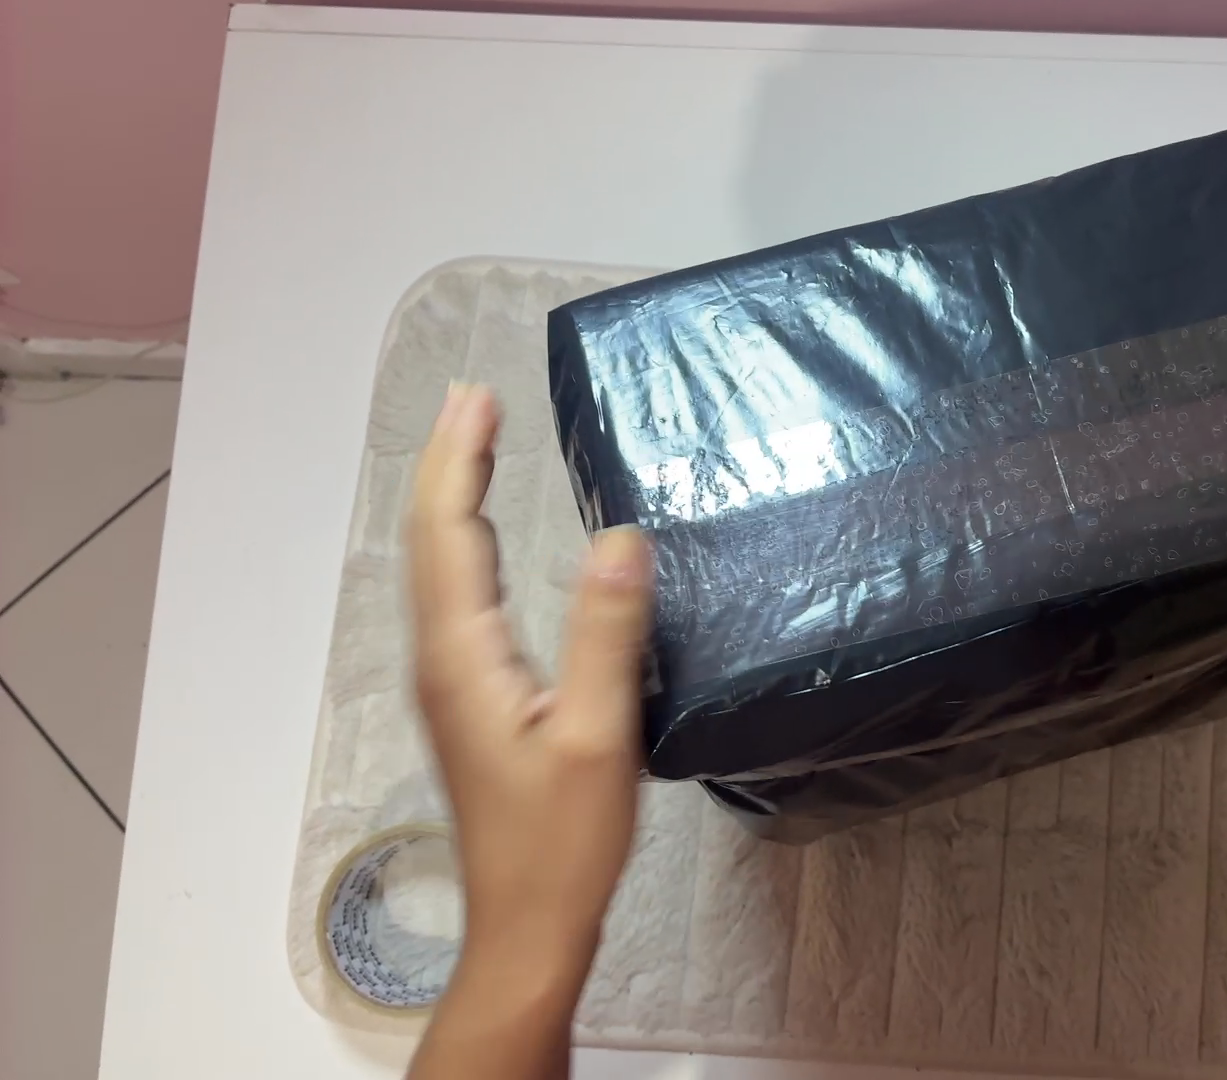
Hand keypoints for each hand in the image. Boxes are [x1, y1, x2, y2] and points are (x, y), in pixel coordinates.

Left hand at [407, 382, 653, 977]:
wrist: (530, 917)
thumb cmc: (564, 835)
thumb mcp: (597, 733)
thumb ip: (607, 634)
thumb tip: (621, 536)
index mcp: (465, 658)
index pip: (450, 538)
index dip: (458, 462)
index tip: (478, 397)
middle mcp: (445, 658)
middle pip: (435, 543)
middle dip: (451, 464)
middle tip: (478, 402)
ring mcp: (456, 679)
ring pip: (446, 568)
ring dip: (460, 499)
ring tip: (482, 447)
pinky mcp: (478, 695)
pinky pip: (466, 597)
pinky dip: (476, 546)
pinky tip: (497, 541)